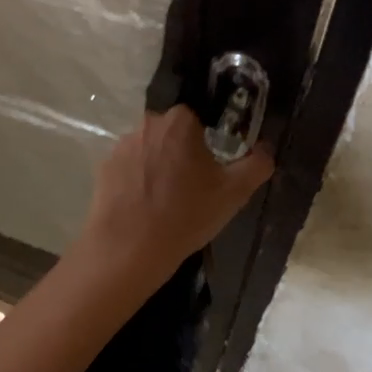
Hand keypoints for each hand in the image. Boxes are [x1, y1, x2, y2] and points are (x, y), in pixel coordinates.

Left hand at [77, 104, 274, 276]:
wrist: (128, 251)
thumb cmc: (185, 215)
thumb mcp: (234, 193)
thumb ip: (257, 164)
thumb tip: (267, 149)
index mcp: (181, 121)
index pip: (199, 120)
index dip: (207, 143)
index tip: (210, 168)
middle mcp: (149, 123)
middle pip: (173, 133)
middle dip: (182, 153)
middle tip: (192, 187)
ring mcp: (122, 144)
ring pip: (150, 149)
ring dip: (158, 166)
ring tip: (165, 202)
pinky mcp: (105, 166)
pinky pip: (129, 167)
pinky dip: (137, 181)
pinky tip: (144, 208)